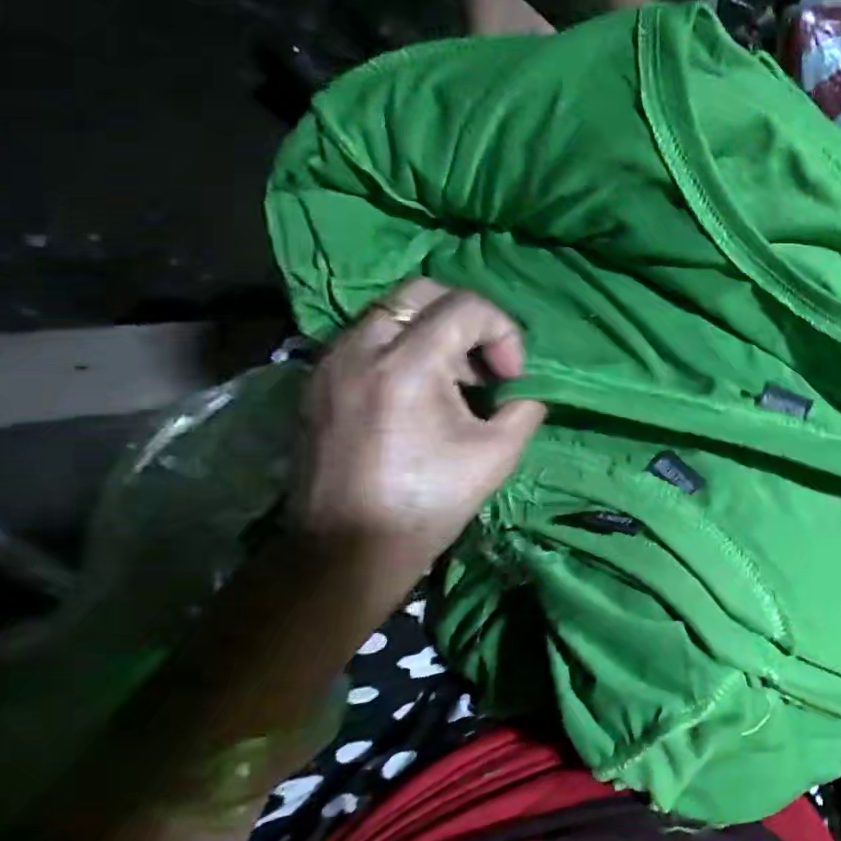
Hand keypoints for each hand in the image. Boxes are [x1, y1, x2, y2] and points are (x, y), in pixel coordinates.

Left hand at [292, 277, 545, 584]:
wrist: (347, 549)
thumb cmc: (429, 503)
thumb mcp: (498, 454)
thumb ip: (523, 408)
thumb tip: (524, 391)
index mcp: (408, 365)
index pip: (466, 306)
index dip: (503, 332)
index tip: (511, 376)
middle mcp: (362, 349)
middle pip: (423, 291)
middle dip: (467, 318)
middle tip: (483, 363)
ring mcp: (331, 362)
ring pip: (390, 311)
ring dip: (432, 332)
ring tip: (452, 381)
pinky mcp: (316, 381)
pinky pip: (366, 338)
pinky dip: (401, 347)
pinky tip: (417, 393)